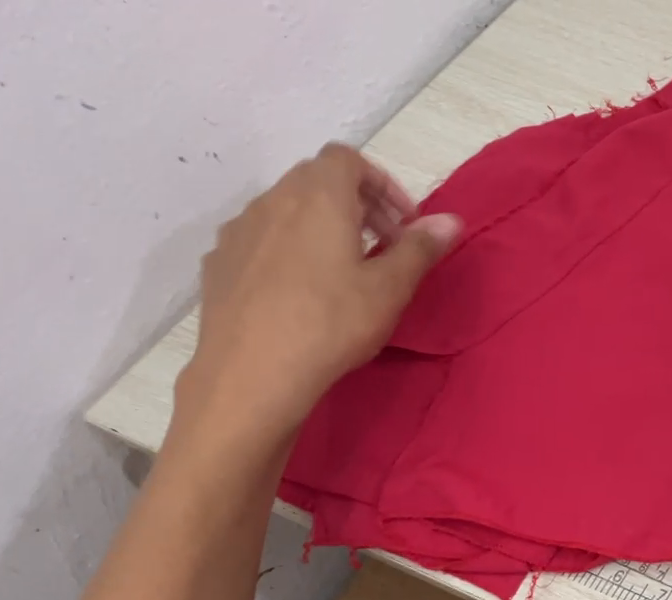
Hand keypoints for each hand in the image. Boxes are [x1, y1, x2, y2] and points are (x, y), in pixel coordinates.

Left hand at [173, 143, 460, 449]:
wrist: (254, 369)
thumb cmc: (334, 322)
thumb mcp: (391, 288)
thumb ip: (420, 249)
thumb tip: (450, 220)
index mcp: (318, 199)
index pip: (346, 159)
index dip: (382, 182)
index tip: (406, 223)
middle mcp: (273, 201)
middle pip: (316, 179)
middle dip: (357, 203)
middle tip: (387, 246)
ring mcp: (240, 230)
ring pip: (288, 208)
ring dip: (324, 225)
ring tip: (349, 270)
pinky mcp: (221, 260)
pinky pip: (264, 237)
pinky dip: (293, 247)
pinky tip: (307, 290)